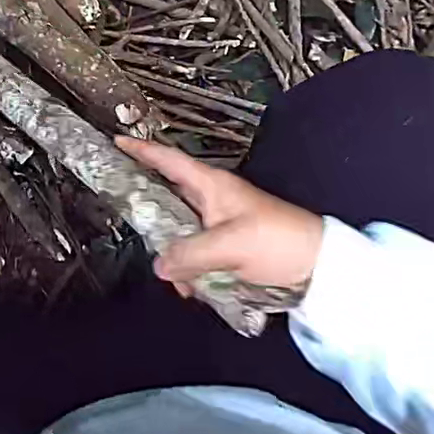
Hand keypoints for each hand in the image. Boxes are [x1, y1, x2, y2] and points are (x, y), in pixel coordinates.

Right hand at [117, 136, 324, 300]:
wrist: (317, 266)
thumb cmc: (278, 241)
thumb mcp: (230, 245)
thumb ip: (190, 255)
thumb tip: (160, 266)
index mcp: (211, 186)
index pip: (169, 161)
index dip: (142, 151)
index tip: (116, 142)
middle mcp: (210, 200)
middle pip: (167, 199)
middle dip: (153, 220)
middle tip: (140, 231)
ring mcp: (216, 224)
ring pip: (178, 233)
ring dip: (176, 258)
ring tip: (183, 283)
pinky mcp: (224, 246)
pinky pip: (194, 255)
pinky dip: (191, 273)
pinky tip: (197, 291)